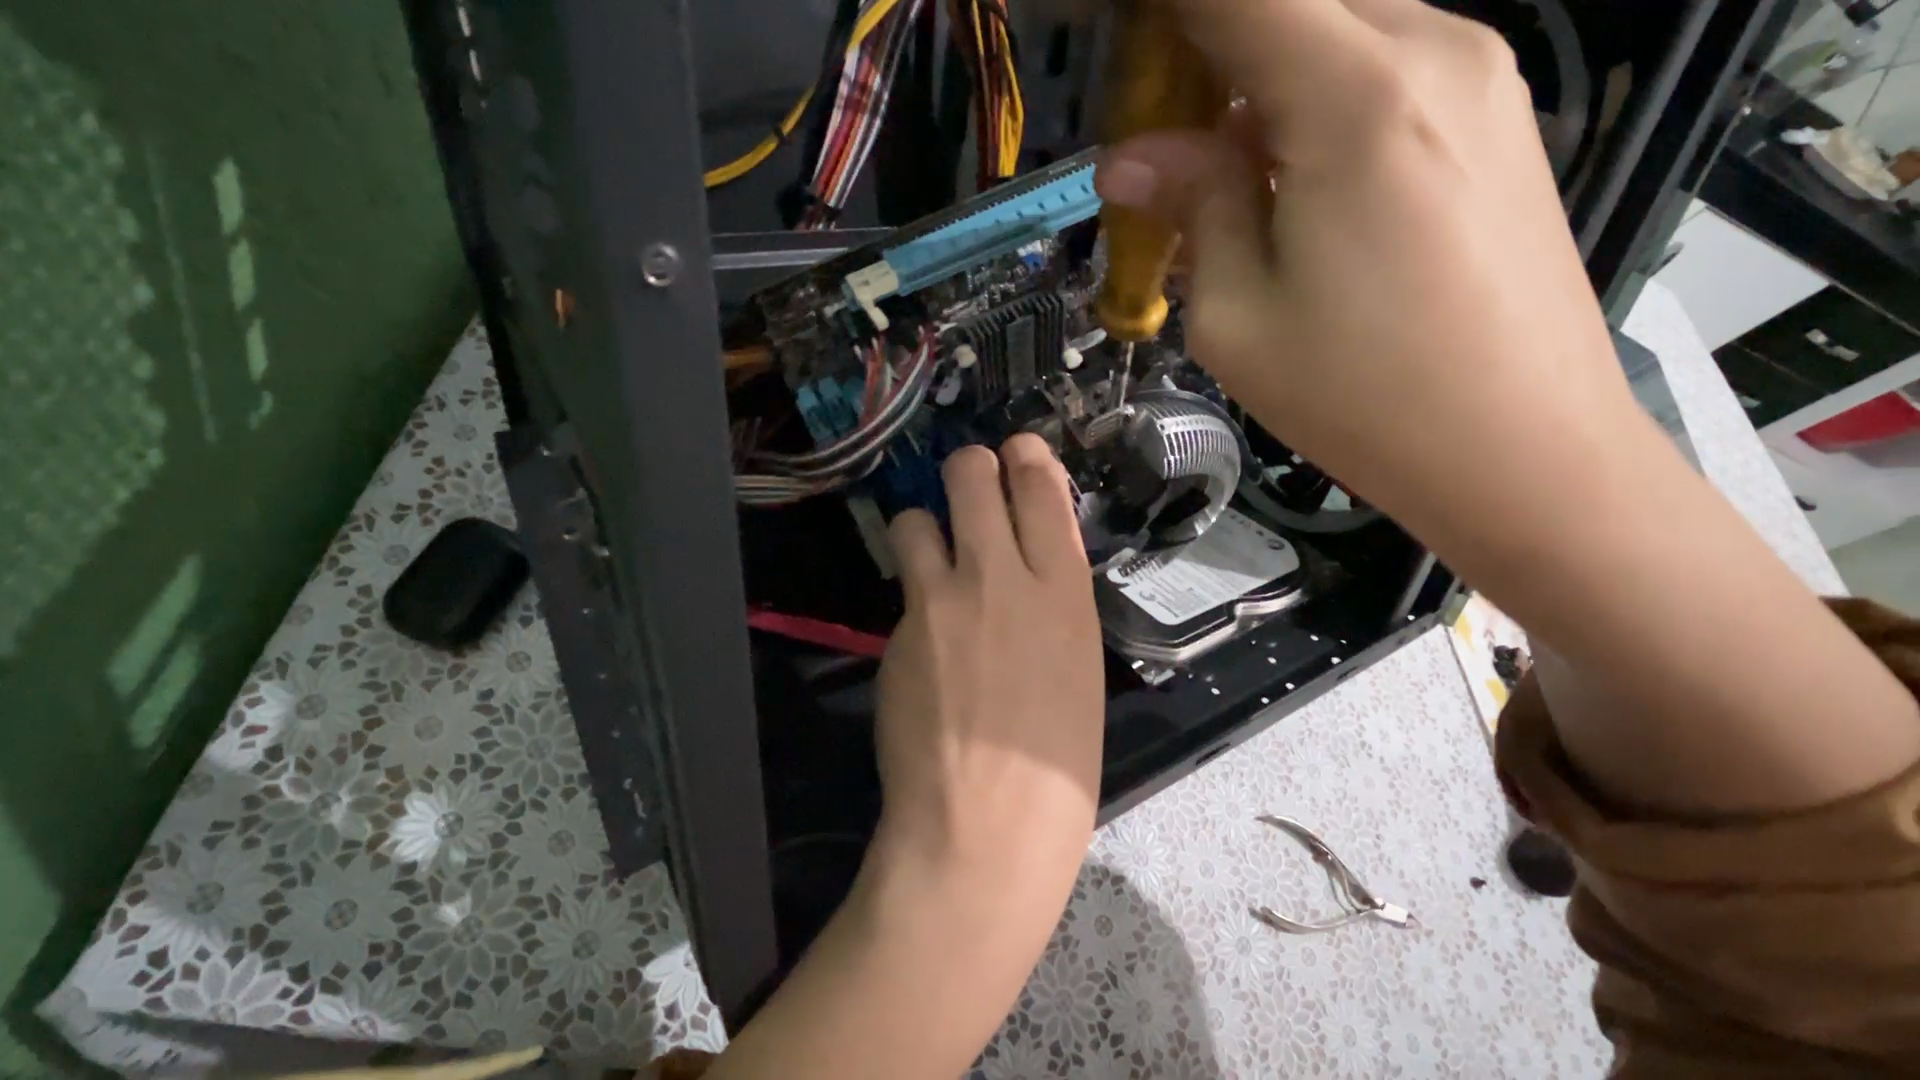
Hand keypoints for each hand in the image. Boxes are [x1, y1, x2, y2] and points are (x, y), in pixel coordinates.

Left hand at [870, 434, 1104, 918]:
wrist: (986, 824)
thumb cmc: (1058, 767)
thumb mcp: (1078, 669)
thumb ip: (1053, 608)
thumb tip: (1026, 574)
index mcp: (1065, 591)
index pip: (1040, 487)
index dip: (1025, 457)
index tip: (1017, 452)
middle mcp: (1002, 577)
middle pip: (972, 475)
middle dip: (968, 468)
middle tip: (967, 484)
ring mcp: (941, 600)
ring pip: (917, 516)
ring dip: (926, 528)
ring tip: (933, 560)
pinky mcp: (897, 631)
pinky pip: (903, 588)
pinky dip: (913, 597)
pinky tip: (923, 642)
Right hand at [1096, 0, 1649, 547]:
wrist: (1528, 454)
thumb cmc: (1365, 399)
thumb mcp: (1238, 316)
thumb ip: (1192, 205)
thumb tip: (1131, 157)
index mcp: (1356, 93)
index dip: (1166, 15)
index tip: (1122, 54)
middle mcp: (1431, 49)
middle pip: (1287, 1)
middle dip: (1207, 49)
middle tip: (1160, 139)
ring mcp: (1479, 77)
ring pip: (1337, 28)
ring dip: (1263, 79)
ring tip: (1223, 175)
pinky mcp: (1498, 116)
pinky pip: (1384, 67)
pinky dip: (1319, 99)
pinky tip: (1297, 185)